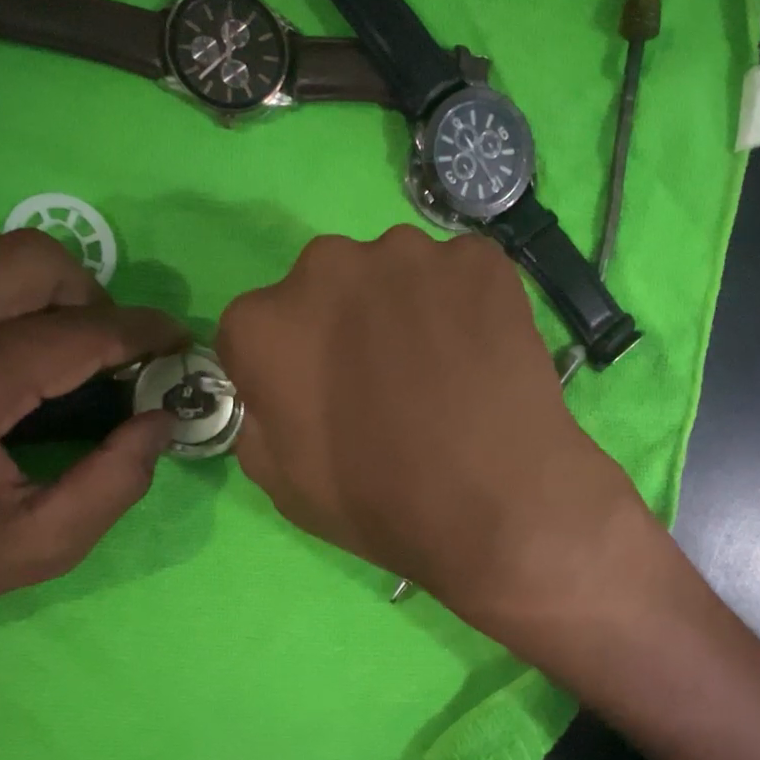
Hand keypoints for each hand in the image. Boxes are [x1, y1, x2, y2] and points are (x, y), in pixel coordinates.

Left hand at [0, 207, 184, 654]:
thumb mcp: (38, 547)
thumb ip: (116, 482)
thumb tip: (161, 420)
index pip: (80, 331)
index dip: (145, 333)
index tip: (180, 345)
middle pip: (34, 257)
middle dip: (93, 298)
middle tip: (106, 354)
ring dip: (34, 274)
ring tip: (49, 331)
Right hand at [218, 226, 657, 619]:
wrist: (501, 505)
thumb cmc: (383, 505)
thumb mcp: (285, 485)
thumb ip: (258, 420)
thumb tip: (270, 392)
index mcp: (266, 324)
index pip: (259, 330)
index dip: (291, 367)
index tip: (323, 400)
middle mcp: (326, 266)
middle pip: (327, 288)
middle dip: (347, 325)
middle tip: (389, 384)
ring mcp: (409, 255)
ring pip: (397, 275)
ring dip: (410, 309)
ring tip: (446, 373)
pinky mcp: (478, 259)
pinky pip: (461, 276)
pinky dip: (469, 305)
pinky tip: (485, 356)